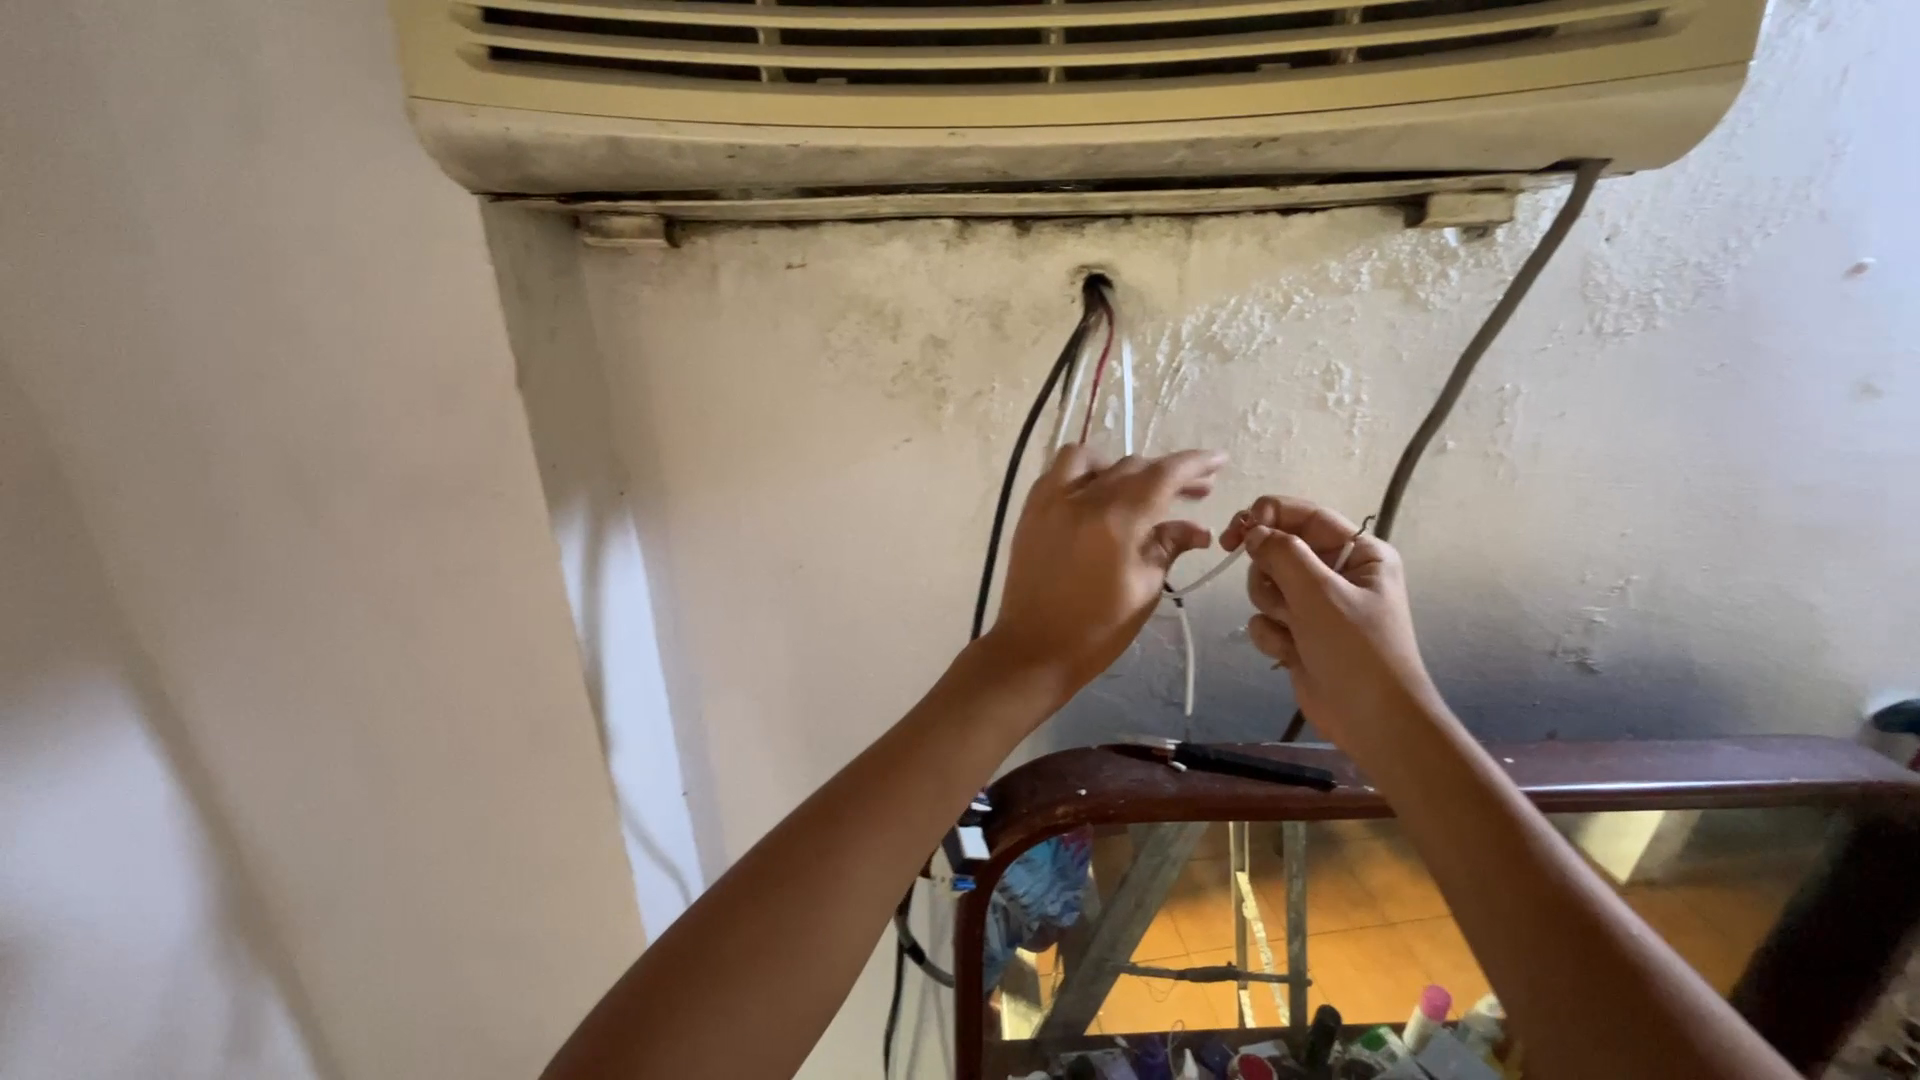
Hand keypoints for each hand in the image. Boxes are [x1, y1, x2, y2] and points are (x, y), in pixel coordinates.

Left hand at [985, 446, 1226, 695]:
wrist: (1034, 649)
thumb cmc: (1097, 630)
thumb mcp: (1144, 590)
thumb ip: (1169, 548)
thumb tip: (1198, 529)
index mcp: (1115, 521)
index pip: (1162, 476)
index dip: (1194, 464)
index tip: (1219, 460)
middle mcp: (1080, 500)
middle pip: (1130, 467)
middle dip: (1167, 473)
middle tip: (1195, 492)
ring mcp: (1049, 502)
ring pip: (1087, 458)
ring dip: (1119, 465)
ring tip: (1138, 489)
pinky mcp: (1030, 511)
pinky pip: (1057, 472)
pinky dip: (1083, 473)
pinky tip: (1098, 494)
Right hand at [1220, 496, 1444, 751]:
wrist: (1370, 719)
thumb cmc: (1355, 649)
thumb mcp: (1319, 593)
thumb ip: (1282, 553)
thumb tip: (1252, 531)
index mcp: (1359, 553)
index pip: (1305, 516)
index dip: (1268, 516)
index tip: (1237, 530)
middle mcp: (1338, 573)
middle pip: (1278, 550)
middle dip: (1269, 574)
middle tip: (1277, 596)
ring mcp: (1316, 606)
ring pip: (1266, 585)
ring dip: (1271, 607)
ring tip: (1292, 630)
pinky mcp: (1298, 634)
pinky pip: (1265, 618)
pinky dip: (1271, 635)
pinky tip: (1290, 653)